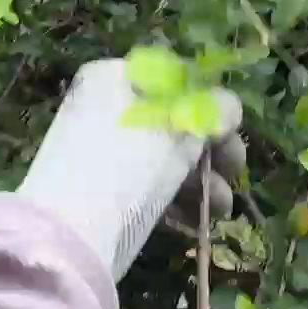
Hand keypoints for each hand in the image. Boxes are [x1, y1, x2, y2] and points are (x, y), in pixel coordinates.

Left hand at [16, 58, 245, 278]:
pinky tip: (199, 221)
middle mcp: (109, 107)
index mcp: (117, 77)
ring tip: (219, 209)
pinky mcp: (107, 191)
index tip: (231, 128)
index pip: (174, 79)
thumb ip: (214, 111)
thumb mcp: (181, 128)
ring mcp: (106, 150)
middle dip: (213, 149)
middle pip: (175, 119)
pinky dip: (179, 199)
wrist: (73, 231)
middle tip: (235, 172)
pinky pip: (152, 184)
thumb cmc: (131, 163)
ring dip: (204, 180)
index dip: (209, 102)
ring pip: (168, 157)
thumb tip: (228, 107)